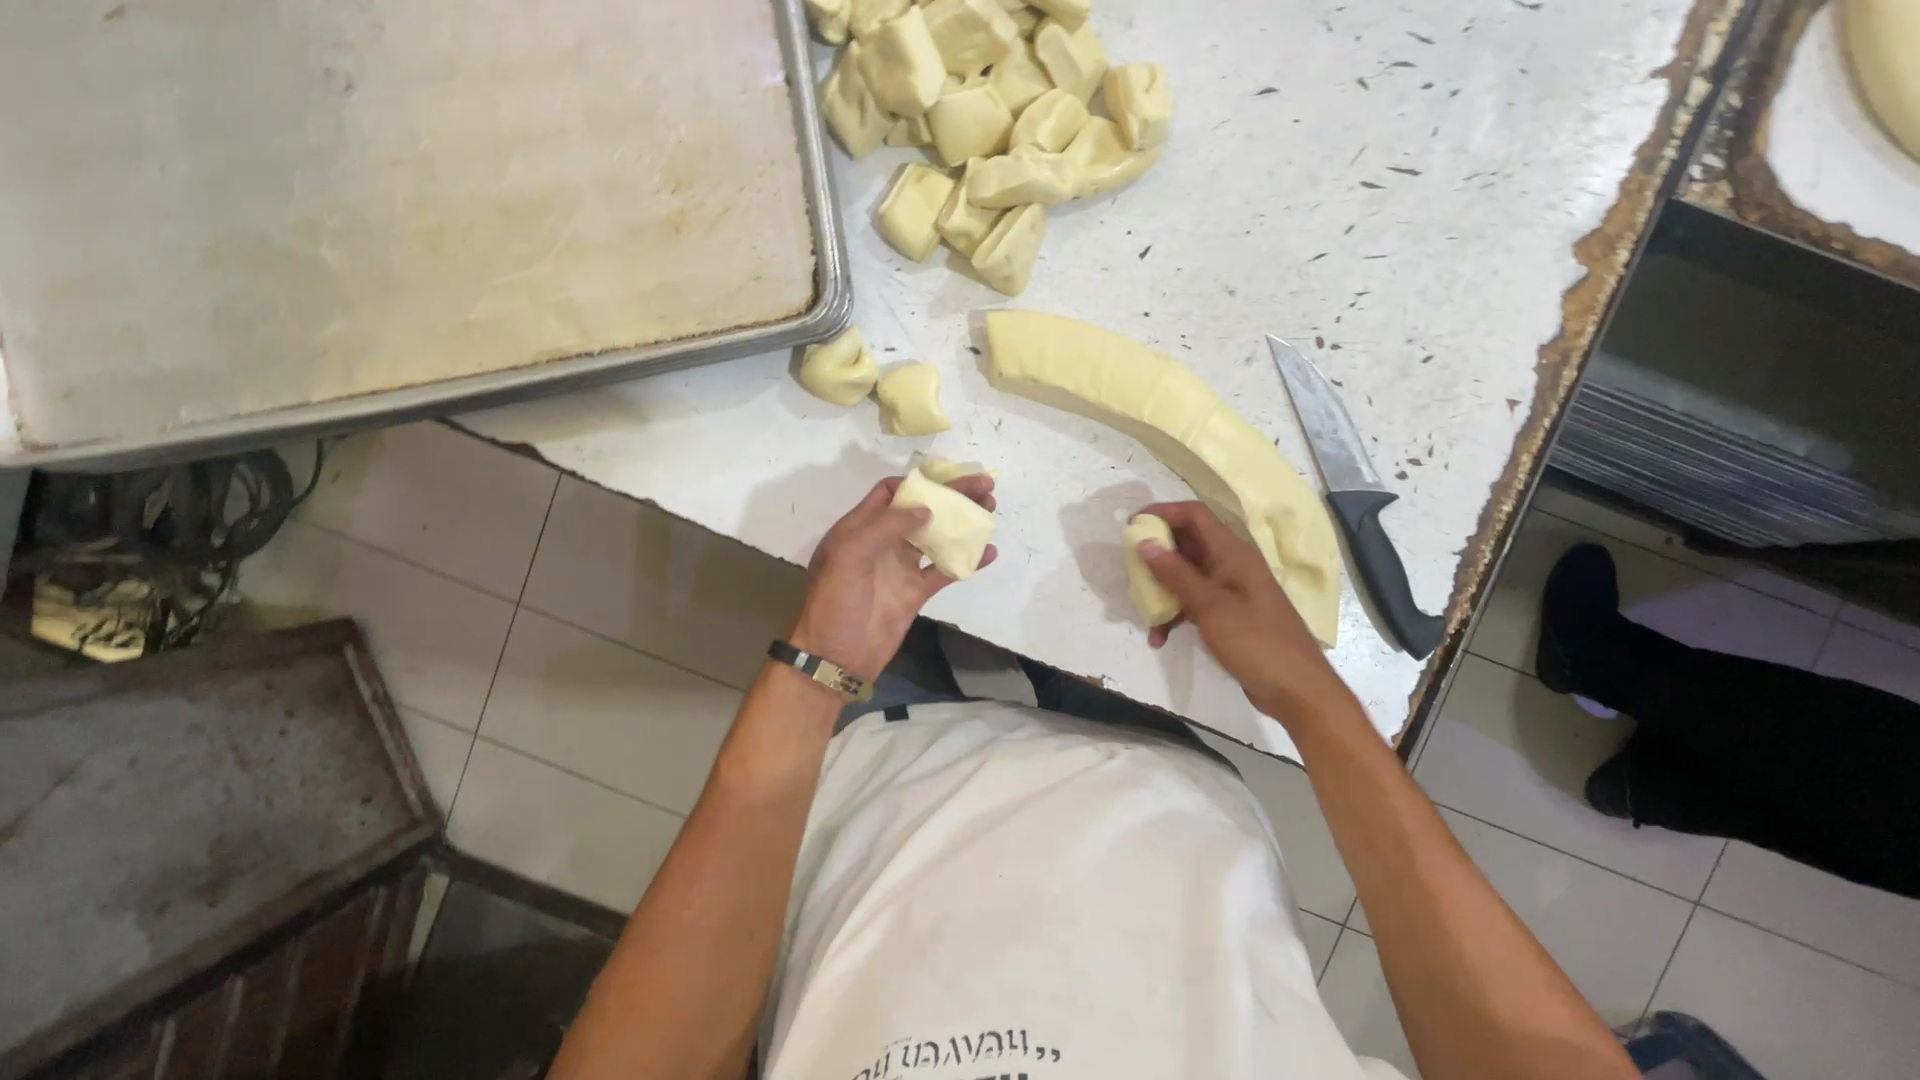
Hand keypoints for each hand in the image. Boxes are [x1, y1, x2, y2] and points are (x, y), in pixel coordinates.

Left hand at [787, 475, 997, 679]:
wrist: (834, 657)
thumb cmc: (834, 602)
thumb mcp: (849, 555)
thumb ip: (885, 527)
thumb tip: (925, 509)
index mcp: (859, 528)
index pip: (890, 493)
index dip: (918, 482)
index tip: (947, 479)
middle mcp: (881, 543)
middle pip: (920, 510)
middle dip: (951, 496)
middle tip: (984, 487)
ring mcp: (900, 568)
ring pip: (936, 537)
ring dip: (962, 524)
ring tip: (990, 510)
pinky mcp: (915, 593)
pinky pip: (944, 571)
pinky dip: (967, 560)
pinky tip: (988, 551)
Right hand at [1136, 501, 1348, 721]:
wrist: (1295, 688)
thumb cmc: (1256, 641)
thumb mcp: (1211, 606)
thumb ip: (1176, 574)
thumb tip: (1145, 543)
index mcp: (1232, 553)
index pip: (1194, 515)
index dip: (1163, 513)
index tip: (1131, 524)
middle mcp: (1230, 565)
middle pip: (1187, 544)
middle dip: (1156, 554)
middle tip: (1130, 569)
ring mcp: (1229, 591)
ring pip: (1185, 576)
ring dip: (1161, 590)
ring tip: (1141, 609)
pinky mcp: (1226, 616)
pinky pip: (1192, 604)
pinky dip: (1174, 616)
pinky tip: (1159, 638)